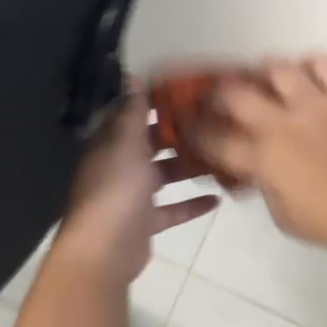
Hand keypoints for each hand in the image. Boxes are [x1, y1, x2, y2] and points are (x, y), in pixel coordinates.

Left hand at [59, 87, 219, 281]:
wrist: (105, 250)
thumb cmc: (116, 190)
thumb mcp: (126, 144)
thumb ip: (132, 112)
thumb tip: (131, 75)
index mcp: (110, 146)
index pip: (131, 116)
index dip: (154, 102)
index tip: (187, 90)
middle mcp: (118, 167)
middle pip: (150, 145)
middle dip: (178, 134)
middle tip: (213, 120)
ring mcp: (132, 197)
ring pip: (164, 176)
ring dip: (189, 167)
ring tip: (221, 155)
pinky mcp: (146, 222)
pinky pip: (172, 209)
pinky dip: (192, 204)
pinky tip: (217, 198)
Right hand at [191, 58, 326, 255]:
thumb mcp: (286, 218)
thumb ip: (265, 188)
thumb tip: (255, 172)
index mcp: (264, 158)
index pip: (215, 140)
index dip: (195, 133)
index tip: (188, 128)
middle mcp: (284, 123)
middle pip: (235, 94)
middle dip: (217, 94)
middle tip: (219, 98)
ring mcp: (317, 105)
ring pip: (279, 68)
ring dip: (265, 73)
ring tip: (266, 81)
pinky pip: (326, 66)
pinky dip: (314, 67)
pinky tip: (311, 78)